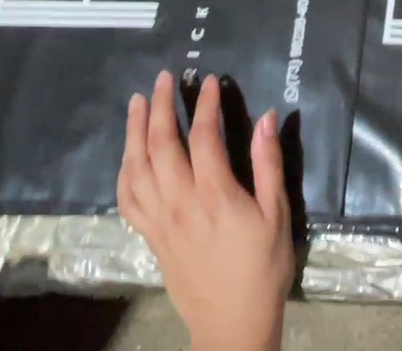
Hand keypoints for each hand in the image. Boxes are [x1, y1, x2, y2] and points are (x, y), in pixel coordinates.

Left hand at [119, 71, 293, 350]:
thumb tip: (267, 118)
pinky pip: (127, 199)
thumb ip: (268, 164)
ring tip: (138, 104)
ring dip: (135, 132)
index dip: (206, 105)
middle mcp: (179, 203)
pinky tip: (128, 155)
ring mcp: (159, 221)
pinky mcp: (150, 237)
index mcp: (214, 195)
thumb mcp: (277, 213)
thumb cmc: (262, 266)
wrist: (232, 323)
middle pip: (161, 146)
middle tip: (164, 79)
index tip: (209, 80)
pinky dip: (124, 171)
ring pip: (136, 169)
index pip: (204, 137)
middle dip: (161, 108)